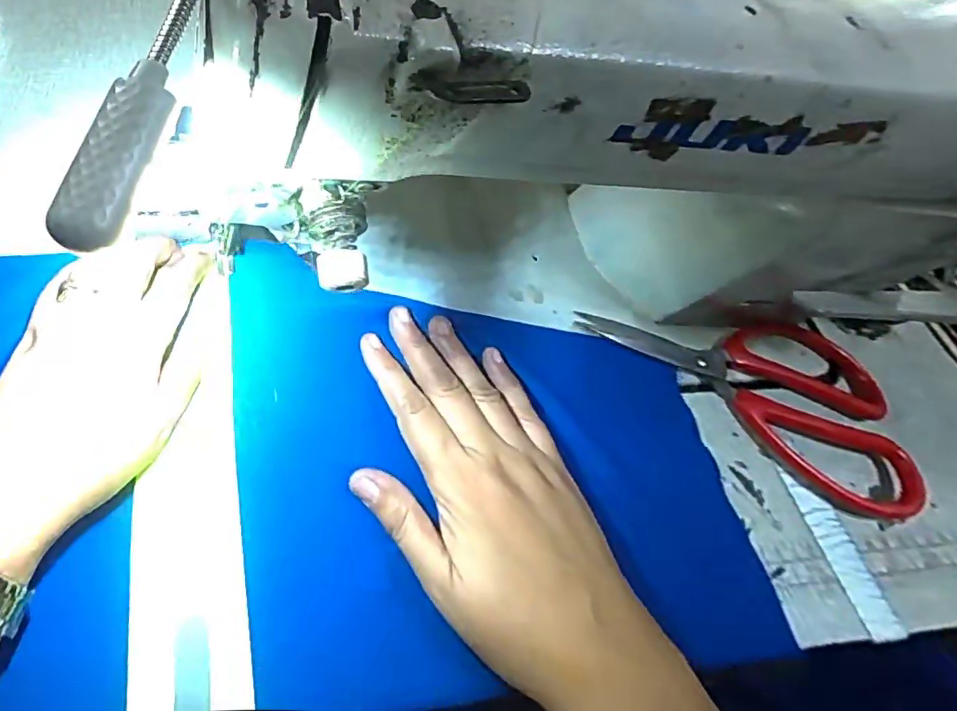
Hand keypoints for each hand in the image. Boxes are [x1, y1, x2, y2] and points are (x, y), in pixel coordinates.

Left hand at [0, 238, 213, 579]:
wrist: (8, 488)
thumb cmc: (91, 462)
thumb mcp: (159, 424)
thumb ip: (188, 369)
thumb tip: (209, 331)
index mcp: (139, 340)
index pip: (177, 281)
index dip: (198, 262)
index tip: (208, 258)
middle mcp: (101, 319)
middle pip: (136, 258)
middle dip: (162, 247)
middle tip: (177, 255)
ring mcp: (63, 321)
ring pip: (98, 264)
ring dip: (126, 251)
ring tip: (141, 259)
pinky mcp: (32, 333)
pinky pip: (58, 284)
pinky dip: (81, 268)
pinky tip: (90, 273)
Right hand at [352, 307, 715, 710]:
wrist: (595, 641)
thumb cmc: (509, 620)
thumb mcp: (444, 584)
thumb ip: (403, 523)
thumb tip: (361, 476)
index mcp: (460, 484)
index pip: (415, 415)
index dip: (391, 376)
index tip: (372, 343)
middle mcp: (493, 456)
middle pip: (448, 392)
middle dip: (419, 350)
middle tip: (400, 315)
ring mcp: (529, 456)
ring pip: (486, 391)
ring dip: (459, 353)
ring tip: (439, 323)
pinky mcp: (555, 464)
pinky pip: (528, 410)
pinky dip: (510, 379)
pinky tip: (496, 357)